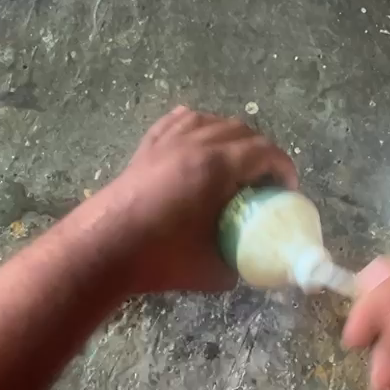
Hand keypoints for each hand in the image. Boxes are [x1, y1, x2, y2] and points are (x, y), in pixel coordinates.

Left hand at [79, 107, 297, 294]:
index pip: (265, 152)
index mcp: (217, 167)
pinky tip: (200, 141)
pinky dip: (199, 127)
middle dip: (261, 153)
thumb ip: (238, 263)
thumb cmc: (159, 258)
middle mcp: (195, 144)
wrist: (103, 249)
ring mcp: (168, 142)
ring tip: (236, 163)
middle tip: (264, 181)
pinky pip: (181, 122)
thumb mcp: (212, 268)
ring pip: (212, 121)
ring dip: (232, 138)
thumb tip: (248, 263)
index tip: (286, 189)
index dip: (283, 168)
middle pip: (242, 132)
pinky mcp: (148, 148)